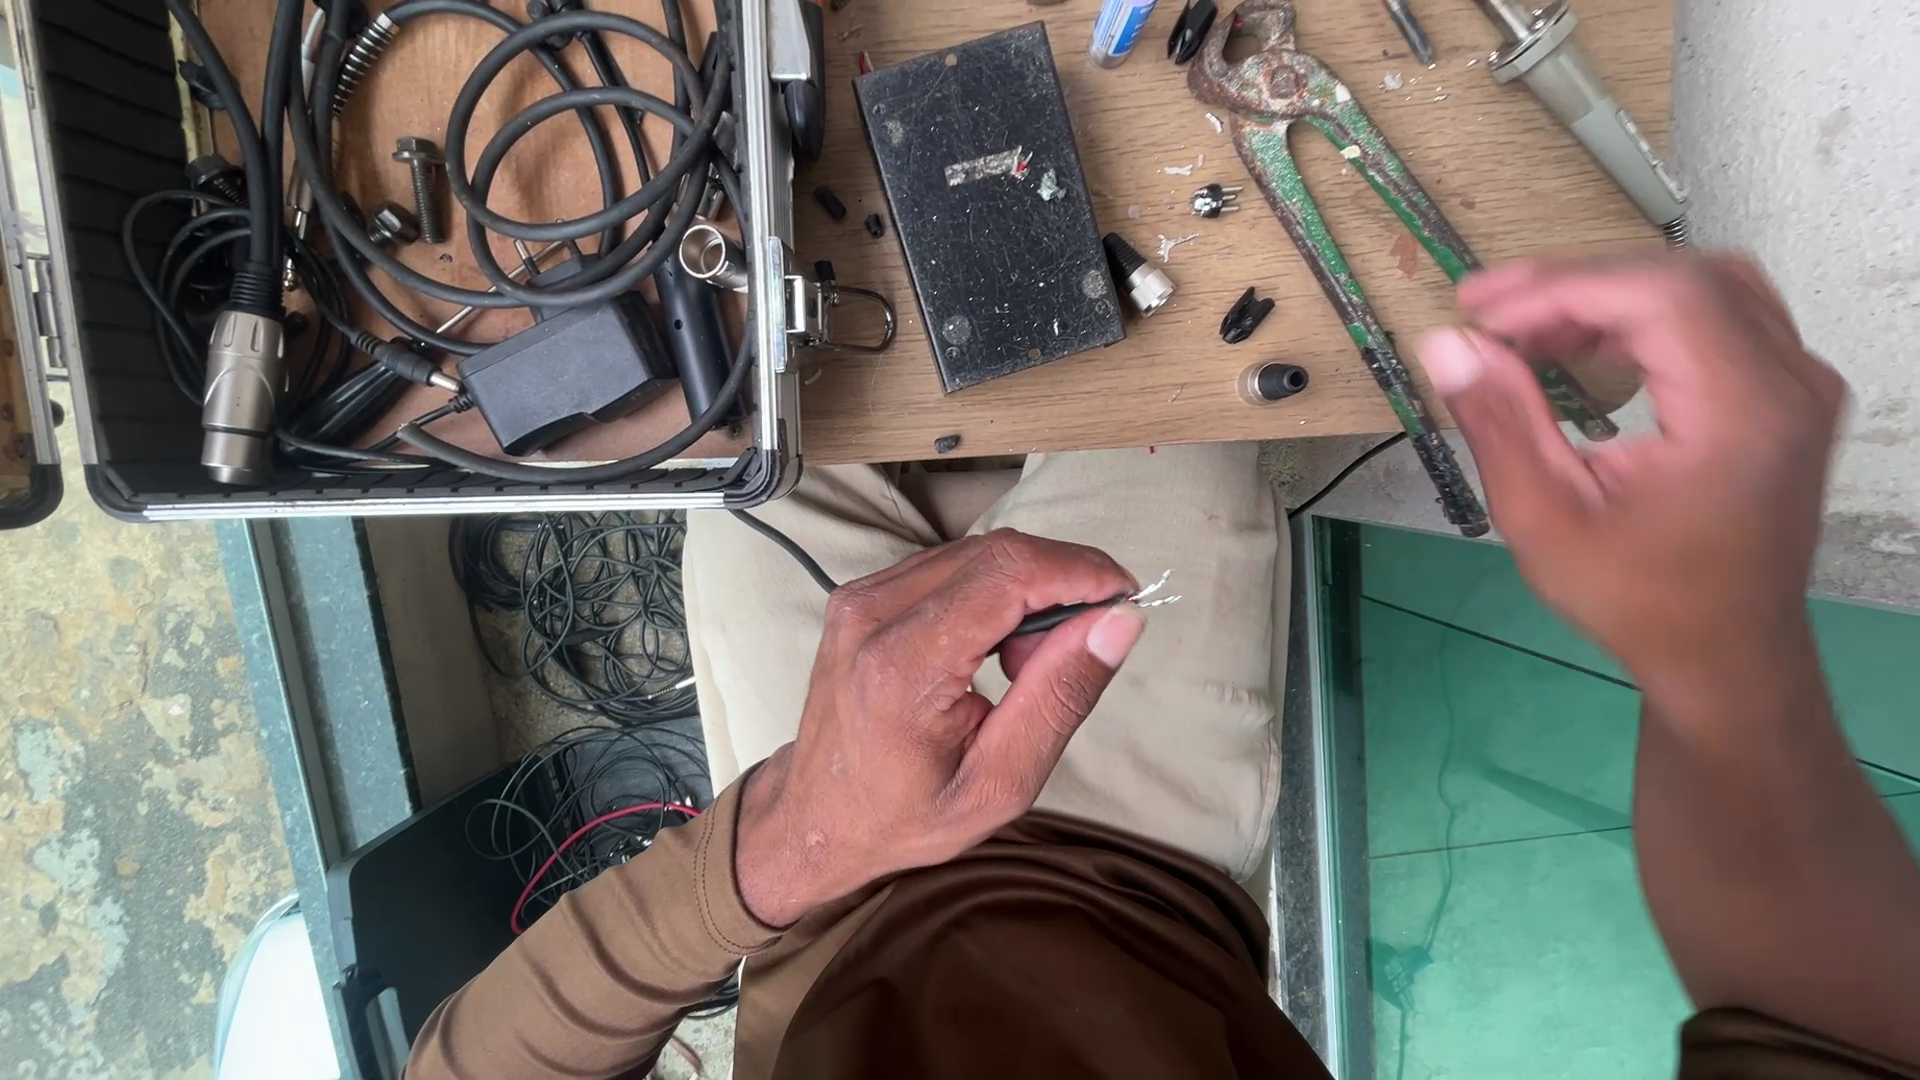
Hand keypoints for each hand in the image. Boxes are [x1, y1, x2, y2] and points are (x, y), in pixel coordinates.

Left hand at [733, 530, 1147, 926]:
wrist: (817, 815)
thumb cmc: (908, 814)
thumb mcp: (1001, 781)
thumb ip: (1061, 694)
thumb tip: (1118, 621)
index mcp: (903, 663)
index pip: (1007, 574)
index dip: (1079, 570)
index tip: (1125, 595)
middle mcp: (873, 612)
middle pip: (996, 552)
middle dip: (1059, 583)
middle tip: (1076, 646)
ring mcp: (860, 595)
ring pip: (976, 552)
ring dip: (1025, 590)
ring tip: (1025, 664)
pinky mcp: (862, 592)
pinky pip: (950, 565)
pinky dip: (992, 592)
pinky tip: (990, 648)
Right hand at [1416, 253, 1845, 695]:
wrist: (1719, 650)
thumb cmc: (1630, 595)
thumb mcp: (1540, 514)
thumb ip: (1497, 421)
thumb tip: (1446, 346)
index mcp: (1740, 411)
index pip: (1658, 296)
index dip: (1557, 290)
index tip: (1475, 316)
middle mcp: (1787, 380)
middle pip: (1682, 277)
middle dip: (1572, 283)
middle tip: (1483, 312)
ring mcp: (1793, 385)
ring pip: (1701, 288)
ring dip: (1601, 296)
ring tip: (1519, 330)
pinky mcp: (1777, 396)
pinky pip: (1711, 320)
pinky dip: (1634, 319)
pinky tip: (1576, 350)